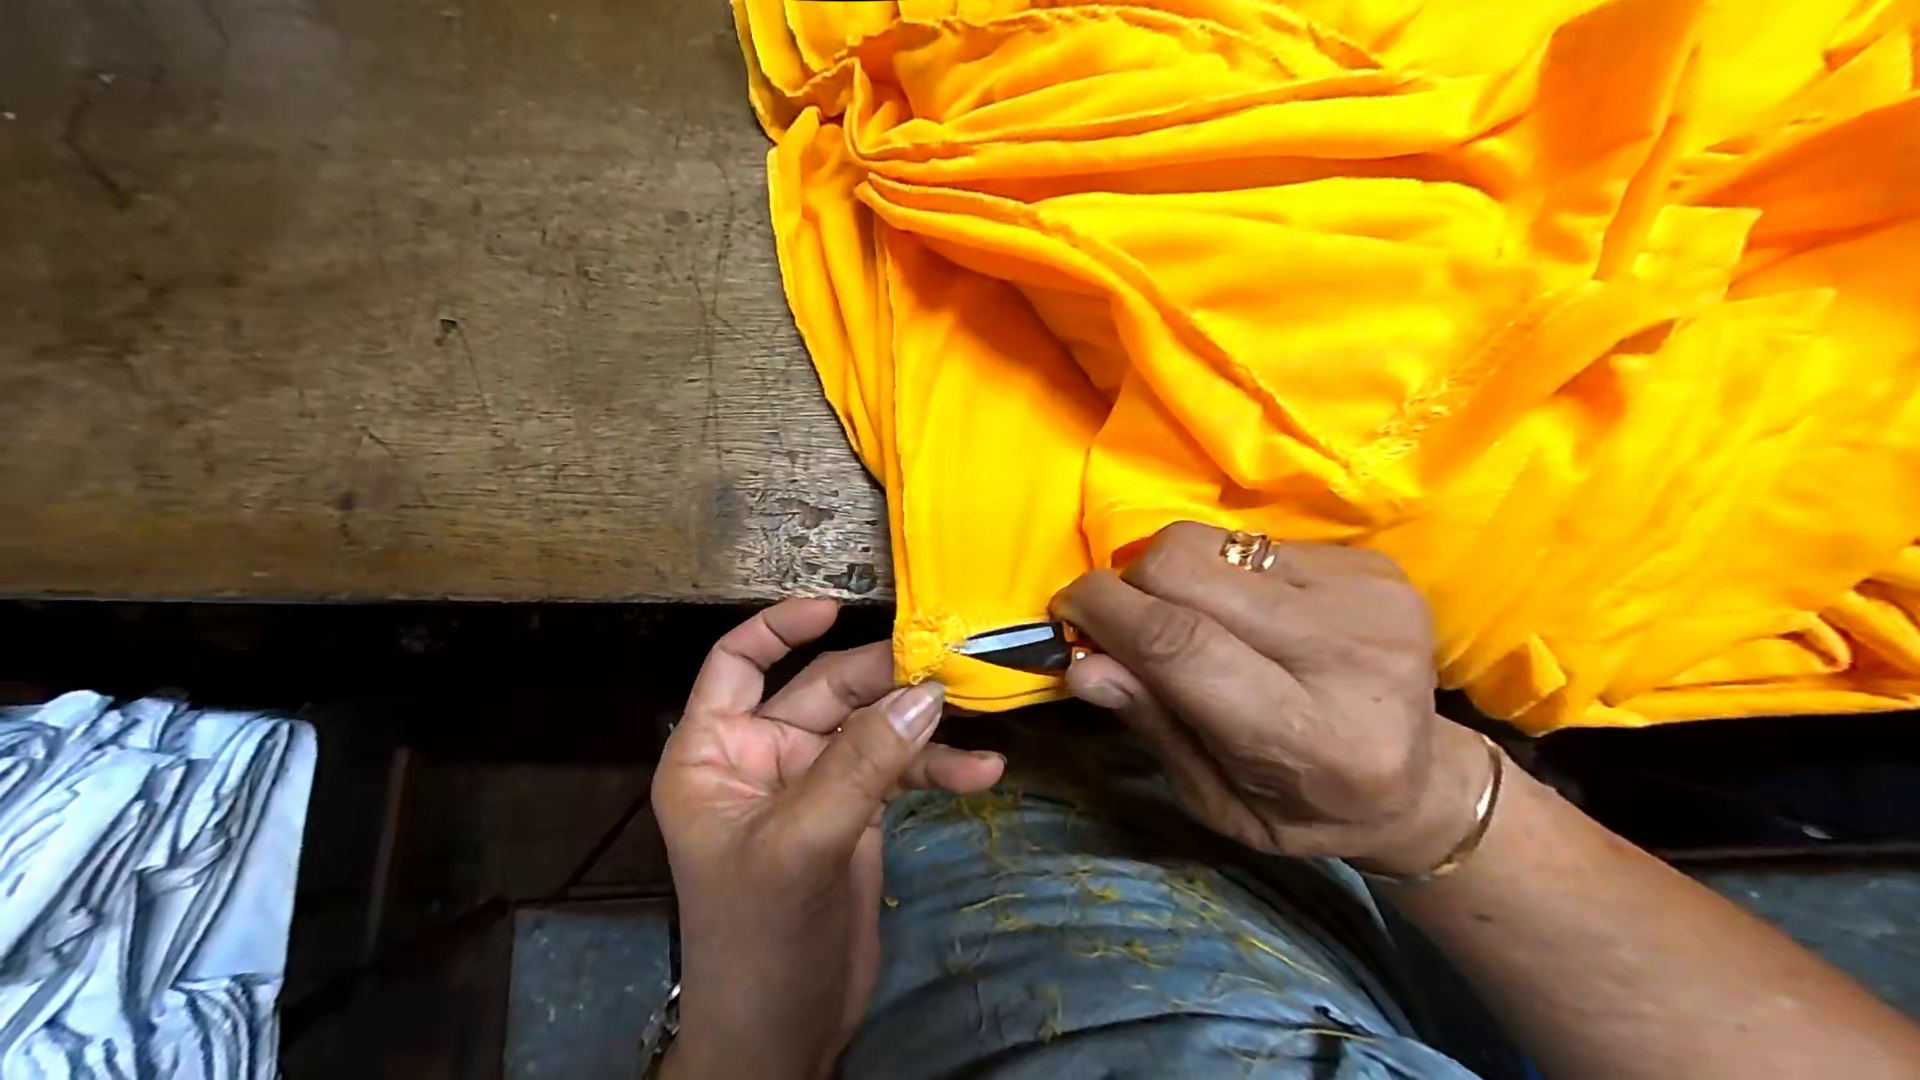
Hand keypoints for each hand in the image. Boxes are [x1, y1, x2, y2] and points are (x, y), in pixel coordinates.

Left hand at [652, 599, 1003, 1079]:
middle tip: (942, 667)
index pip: (736, 663)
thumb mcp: (801, 843)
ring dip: (918, 723)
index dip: (778, 628)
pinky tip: (980, 773)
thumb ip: (860, 765)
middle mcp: (763, 753)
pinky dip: (936, 768)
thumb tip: (924, 695)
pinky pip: (898, 770)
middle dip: (882, 680)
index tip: (834, 609)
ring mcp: (815, 779)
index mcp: (715, 751)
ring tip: (969, 712)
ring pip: (870, 726)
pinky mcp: (857, 807)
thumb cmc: (758, 938)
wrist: (785, 1031)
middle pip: (825, 690)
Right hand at [1052, 522, 1490, 877]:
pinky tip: (1244, 610)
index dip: (1107, 613)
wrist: (1423, 781)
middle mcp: (1349, 655)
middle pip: (1187, 570)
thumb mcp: (1214, 798)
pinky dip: (1220, 571)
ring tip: (1187, 614)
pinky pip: (1249, 540)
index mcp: (1310, 738)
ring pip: (1211, 542)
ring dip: (1172, 573)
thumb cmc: (1301, 808)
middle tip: (1123, 618)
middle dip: (1130, 584)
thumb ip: (1151, 724)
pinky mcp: (1373, 563)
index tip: (1067, 609)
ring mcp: (1368, 597)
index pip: (1180, 644)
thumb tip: (1082, 664)